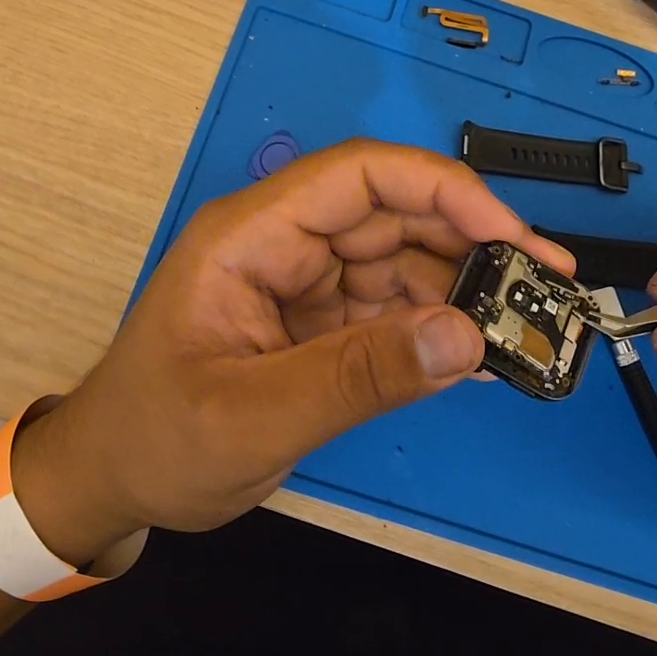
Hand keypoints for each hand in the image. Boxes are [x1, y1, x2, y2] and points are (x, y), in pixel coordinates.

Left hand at [14, 139, 574, 562]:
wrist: (112, 480)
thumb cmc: (155, 440)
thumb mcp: (252, 417)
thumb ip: (358, 377)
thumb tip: (464, 338)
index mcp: (253, 235)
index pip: (359, 175)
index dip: (441, 189)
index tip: (509, 232)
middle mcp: (286, 244)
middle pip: (393, 214)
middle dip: (471, 239)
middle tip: (544, 284)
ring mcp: (306, 282)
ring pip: (403, 260)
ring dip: (463, 287)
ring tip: (523, 325)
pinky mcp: (320, 321)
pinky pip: (392, 308)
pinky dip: (436, 326)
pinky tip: (478, 351)